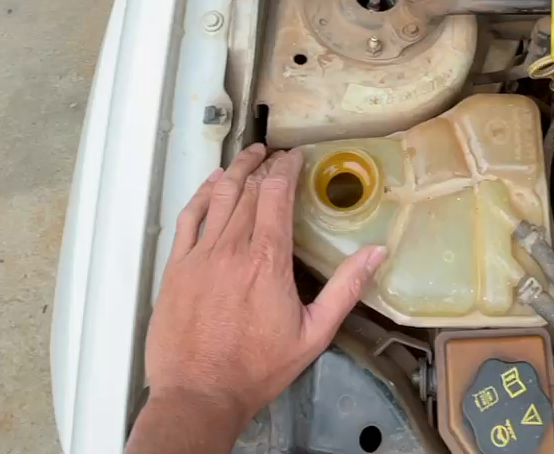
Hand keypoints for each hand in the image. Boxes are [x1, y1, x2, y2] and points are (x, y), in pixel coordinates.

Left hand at [142, 145, 384, 425]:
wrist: (197, 398)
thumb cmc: (258, 368)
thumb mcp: (313, 334)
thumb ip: (345, 289)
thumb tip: (377, 251)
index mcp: (268, 259)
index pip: (277, 193)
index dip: (287, 167)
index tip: (296, 156)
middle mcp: (233, 247)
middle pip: (250, 189)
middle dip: (266, 166)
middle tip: (277, 156)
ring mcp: (200, 254)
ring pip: (220, 195)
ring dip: (237, 168)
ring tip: (250, 154)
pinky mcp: (176, 267)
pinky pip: (189, 217)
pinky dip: (202, 192)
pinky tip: (213, 181)